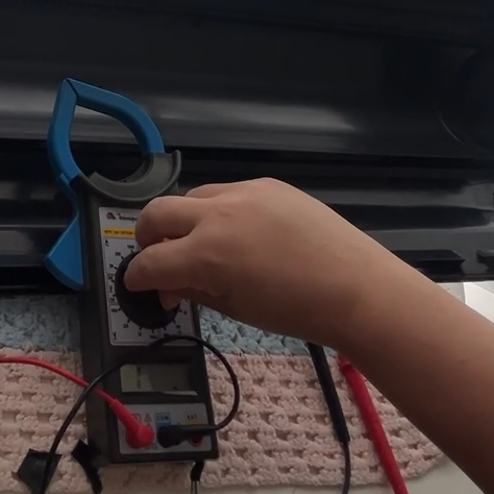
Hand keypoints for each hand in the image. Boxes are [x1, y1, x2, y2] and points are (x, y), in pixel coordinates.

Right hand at [123, 178, 417, 345]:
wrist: (356, 287)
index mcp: (206, 255)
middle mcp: (215, 215)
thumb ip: (194, 291)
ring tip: (205, 244)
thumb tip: (169, 287)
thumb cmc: (295, 311)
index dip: (137, 277)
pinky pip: (228, 191)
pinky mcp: (265, 183)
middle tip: (158, 257)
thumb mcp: (236, 310)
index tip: (139, 284)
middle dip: (146, 237)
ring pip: (191, 197)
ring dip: (185, 220)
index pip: (150, 262)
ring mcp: (241, 192)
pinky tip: (244, 231)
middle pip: (155, 213)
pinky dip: (221, 210)